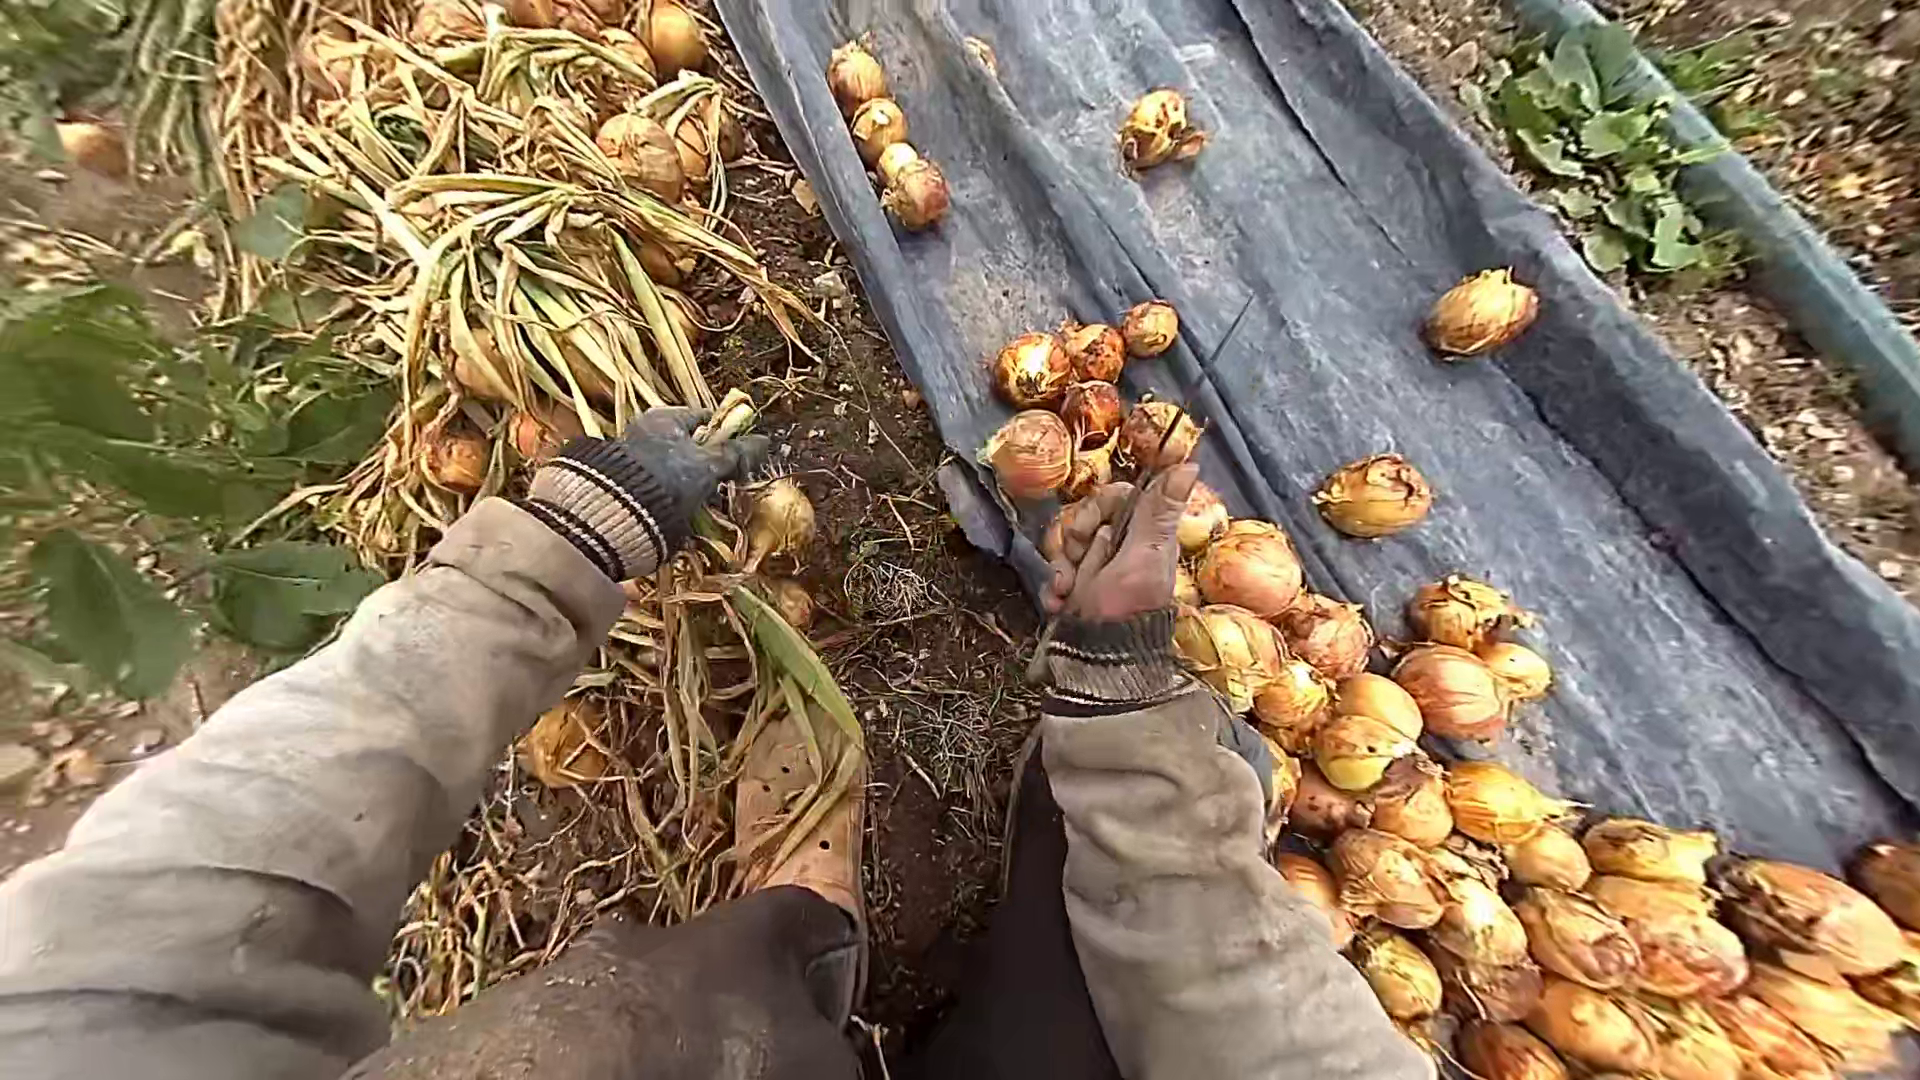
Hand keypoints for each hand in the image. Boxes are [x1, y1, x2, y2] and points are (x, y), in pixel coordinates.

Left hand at [617, 406, 770, 528]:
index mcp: (665, 417)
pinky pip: (667, 483)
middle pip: (693, 442)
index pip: (706, 417)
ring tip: (714, 496)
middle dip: (714, 460)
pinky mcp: (631, 483)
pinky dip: (681, 493)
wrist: (623, 512)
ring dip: (698, 479)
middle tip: (731, 477)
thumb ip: (737, 453)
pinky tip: (692, 507)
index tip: (744, 449)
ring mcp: (638, 458)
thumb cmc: (670, 476)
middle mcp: (647, 431)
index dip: (729, 431)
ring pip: (680, 464)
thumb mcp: (710, 463)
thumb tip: (764, 441)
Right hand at [1042, 464, 1198, 622]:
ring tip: (1065, 594)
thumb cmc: (1126, 606)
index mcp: (1144, 535)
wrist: (1099, 661)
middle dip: (1075, 543)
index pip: (1116, 496)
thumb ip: (1159, 512)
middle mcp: (1121, 547)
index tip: (1091, 531)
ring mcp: (1097, 569)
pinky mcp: (1077, 589)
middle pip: (1086, 519)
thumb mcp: (1143, 556)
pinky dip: (1054, 589)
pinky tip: (1058, 604)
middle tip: (1077, 565)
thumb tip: (1190, 464)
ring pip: (1067, 545)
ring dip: (1062, 570)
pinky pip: (1057, 573)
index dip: (1097, 508)